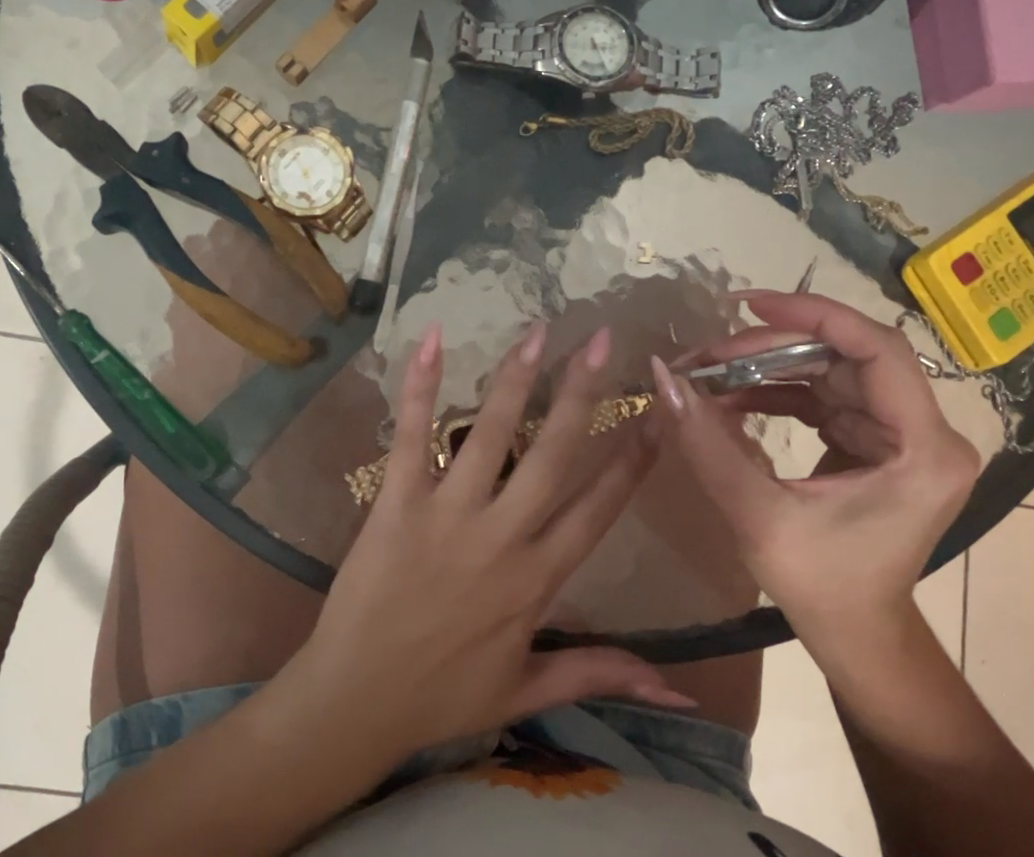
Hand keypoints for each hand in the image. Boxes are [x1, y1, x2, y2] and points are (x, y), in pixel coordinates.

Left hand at [278, 322, 688, 761]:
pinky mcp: (396, 504)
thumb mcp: (528, 690)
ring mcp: (447, 516)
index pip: (599, 508)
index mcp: (538, 579)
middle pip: (553, 455)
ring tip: (540, 331)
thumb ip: (600, 672)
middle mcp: (502, 537)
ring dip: (516, 380)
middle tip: (603, 340)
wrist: (356, 701)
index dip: (633, 458)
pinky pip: (412, 439)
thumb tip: (676, 687)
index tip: (658, 411)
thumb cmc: (443, 698)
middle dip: (582, 394)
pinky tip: (431, 340)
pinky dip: (421, 389)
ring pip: (491, 435)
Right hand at [647, 292, 979, 644]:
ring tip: (709, 373)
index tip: (748, 305)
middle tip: (708, 352)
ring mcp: (905, 437)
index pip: (878, 350)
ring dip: (770, 369)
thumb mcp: (755, 512)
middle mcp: (927, 432)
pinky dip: (779, 394)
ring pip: (834, 374)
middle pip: (849, 357)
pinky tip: (731, 399)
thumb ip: (707, 442)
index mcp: (922, 448)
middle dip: (774, 348)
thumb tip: (661, 375)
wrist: (855, 634)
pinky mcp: (879, 445)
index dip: (814, 317)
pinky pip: (828, 399)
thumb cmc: (819, 585)